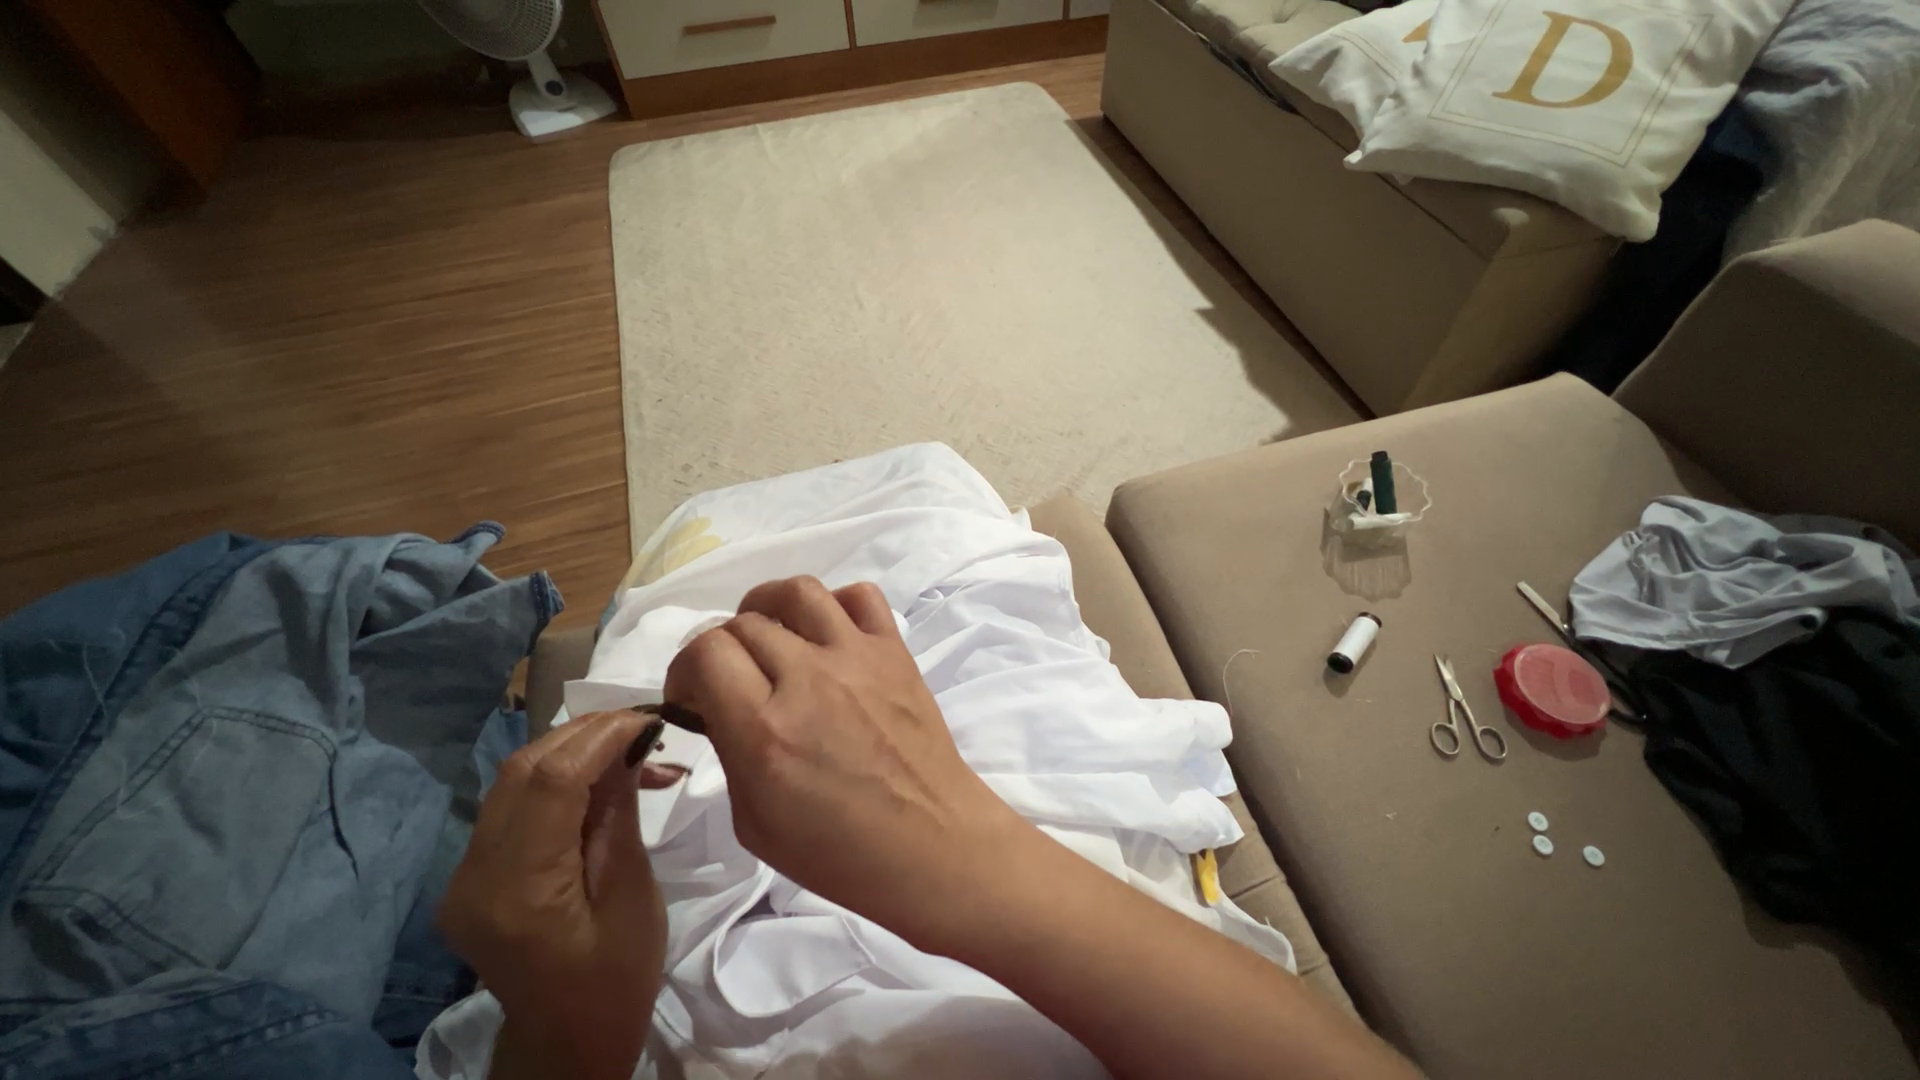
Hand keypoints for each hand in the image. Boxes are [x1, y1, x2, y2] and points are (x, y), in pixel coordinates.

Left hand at [439, 709, 679, 1079]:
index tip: (650, 717)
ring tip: (630, 745)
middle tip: (643, 723)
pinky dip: (557, 778)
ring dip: (572, 750)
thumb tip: (627, 746)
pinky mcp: (471, 876)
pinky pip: (511, 806)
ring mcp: (464, 876)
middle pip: (522, 771)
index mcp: (520, 890)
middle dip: (586, 733)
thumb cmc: (617, 976)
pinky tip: (599, 780)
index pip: (550, 781)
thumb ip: (618, 815)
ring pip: (511, 781)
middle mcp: (475, 875)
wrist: (567, 1040)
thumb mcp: (632, 894)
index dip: (601, 736)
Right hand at [664, 576, 1029, 953]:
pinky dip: (835, 605)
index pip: (705, 651)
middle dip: (722, 647)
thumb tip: (722, 708)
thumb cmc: (838, 852)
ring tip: (770, 635)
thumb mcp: (753, 823)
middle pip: (743, 622)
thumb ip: (731, 753)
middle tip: (732, 679)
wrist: (930, 844)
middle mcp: (808, 678)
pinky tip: (828, 636)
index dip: (686, 669)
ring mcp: (856, 657)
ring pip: (797, 591)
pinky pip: (861, 595)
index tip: (695, 697)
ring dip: (768, 606)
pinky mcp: (895, 651)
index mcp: (764, 729)